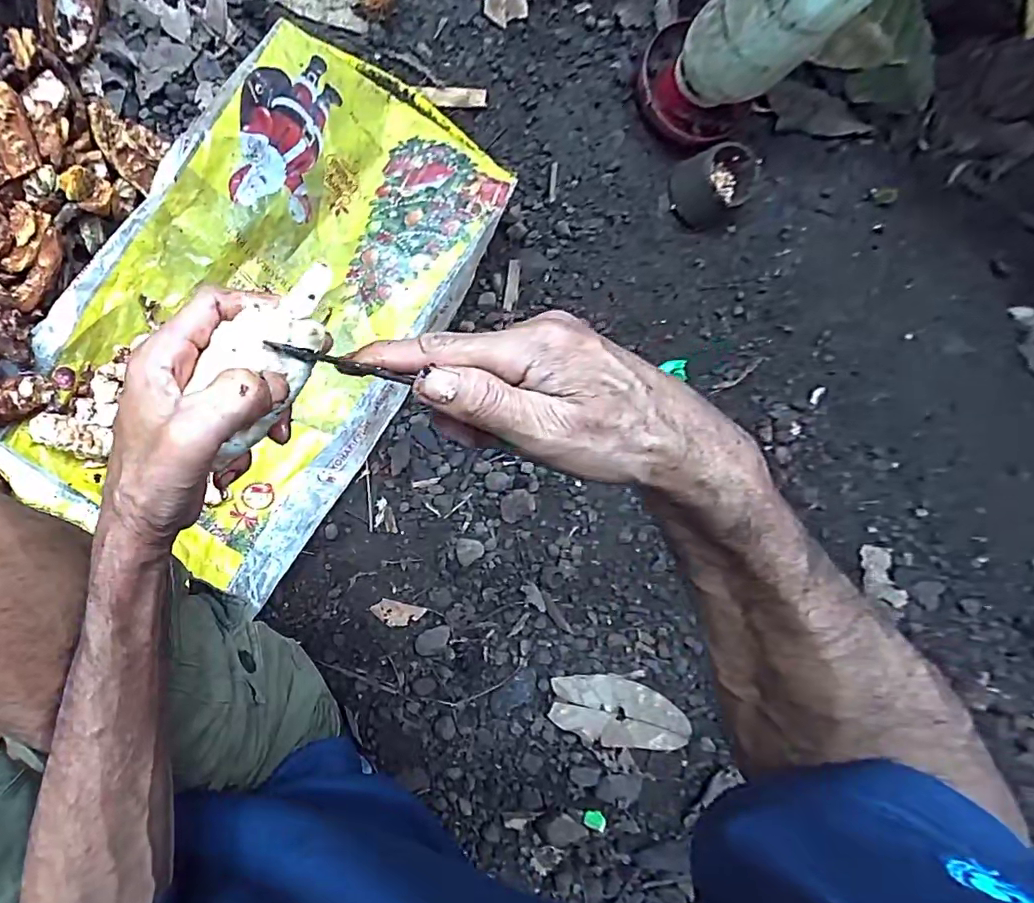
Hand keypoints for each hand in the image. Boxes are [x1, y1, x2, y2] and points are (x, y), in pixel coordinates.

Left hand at [100, 288, 291, 548]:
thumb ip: (233, 398)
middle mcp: (174, 370)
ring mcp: (188, 397)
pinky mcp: (201, 422)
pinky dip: (251, 432)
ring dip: (264, 408)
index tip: (291, 324)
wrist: (141, 526)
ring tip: (270, 433)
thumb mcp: (191, 435)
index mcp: (161, 357)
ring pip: (244, 380)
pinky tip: (239, 457)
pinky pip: (240, 412)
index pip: (212, 306)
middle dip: (268, 370)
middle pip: (237, 344)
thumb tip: (272, 380)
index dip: (255, 308)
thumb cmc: (149, 484)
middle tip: (290, 391)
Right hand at [346, 312, 760, 496]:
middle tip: (476, 440)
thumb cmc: (619, 441)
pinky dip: (494, 400)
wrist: (676, 441)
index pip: (444, 349)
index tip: (357, 359)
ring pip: (478, 370)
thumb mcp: (543, 432)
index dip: (395, 357)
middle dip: (450, 402)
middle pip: (459, 361)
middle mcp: (538, 330)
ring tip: (507, 437)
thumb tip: (427, 380)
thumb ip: (482, 403)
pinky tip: (518, 421)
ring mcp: (547, 338)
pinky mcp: (553, 351)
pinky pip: (501, 372)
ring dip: (475, 406)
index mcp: (532, 346)